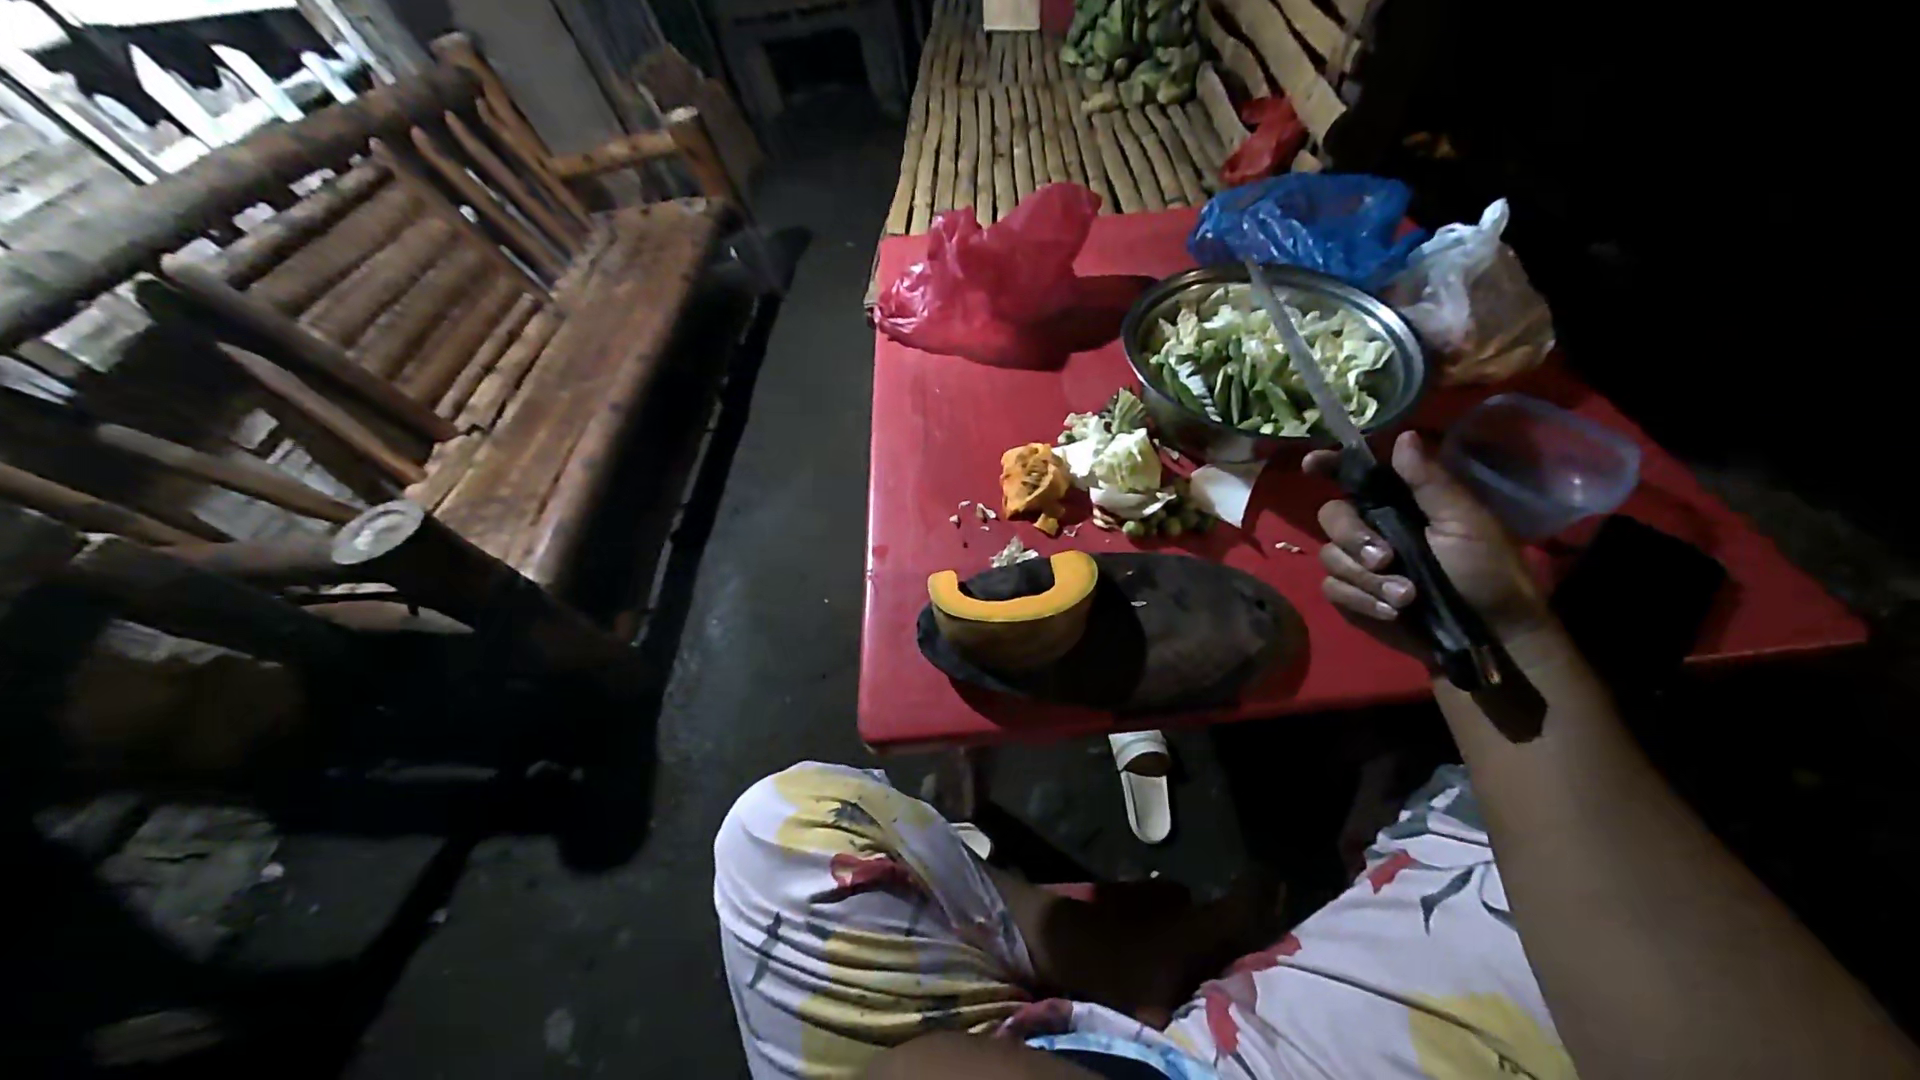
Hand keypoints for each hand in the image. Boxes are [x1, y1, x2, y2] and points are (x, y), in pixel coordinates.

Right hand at [1304, 431, 1549, 657]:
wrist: (1486, 634)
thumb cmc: (1485, 572)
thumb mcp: (1465, 522)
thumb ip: (1429, 482)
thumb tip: (1401, 436)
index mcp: (1397, 502)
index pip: (1354, 475)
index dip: (1328, 465)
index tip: (1312, 465)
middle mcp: (1372, 527)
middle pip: (1331, 515)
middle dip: (1353, 537)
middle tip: (1385, 558)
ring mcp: (1358, 563)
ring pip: (1330, 556)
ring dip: (1368, 579)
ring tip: (1406, 597)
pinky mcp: (1351, 595)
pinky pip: (1333, 588)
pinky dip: (1362, 600)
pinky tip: (1393, 612)